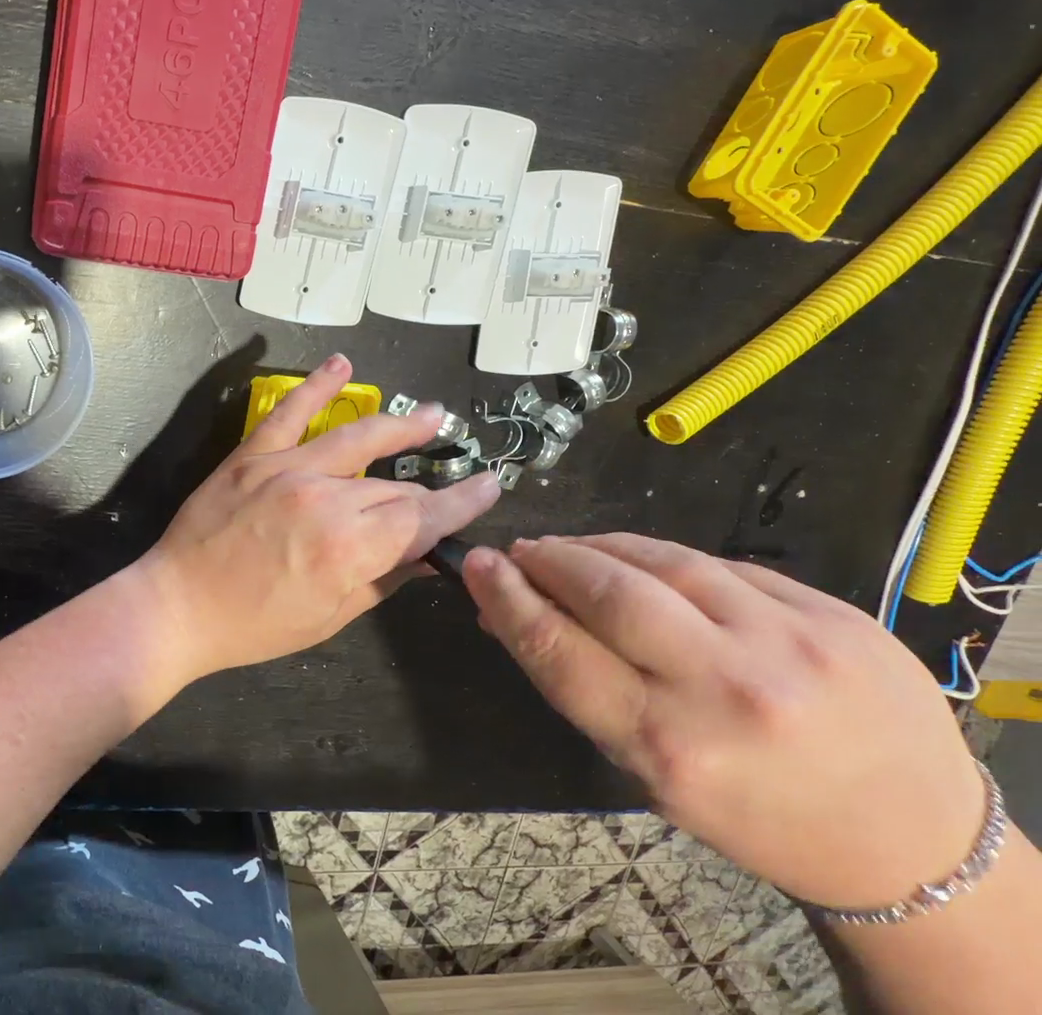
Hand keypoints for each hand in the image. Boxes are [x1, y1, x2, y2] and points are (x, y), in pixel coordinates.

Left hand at [135, 354, 500, 682]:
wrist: (177, 607)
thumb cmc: (255, 626)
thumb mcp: (330, 616)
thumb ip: (383, 580)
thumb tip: (427, 556)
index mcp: (351, 548)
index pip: (423, 518)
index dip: (461, 504)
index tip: (490, 486)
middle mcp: (326, 499)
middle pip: (392, 487)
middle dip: (425, 491)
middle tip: (450, 487)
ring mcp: (286, 471)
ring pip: (356, 440)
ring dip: (398, 426)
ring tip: (430, 416)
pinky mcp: (250, 457)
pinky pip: (288, 415)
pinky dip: (315, 388)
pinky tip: (342, 366)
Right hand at [463, 533, 983, 908]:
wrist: (910, 838)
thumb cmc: (754, 817)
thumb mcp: (649, 772)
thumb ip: (583, 687)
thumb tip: (511, 616)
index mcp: (670, 747)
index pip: (560, 651)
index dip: (507, 600)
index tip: (474, 565)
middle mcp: (728, 690)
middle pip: (610, 594)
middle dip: (551, 561)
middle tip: (520, 552)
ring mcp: (791, 645)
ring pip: (668, 564)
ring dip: (602, 548)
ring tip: (570, 549)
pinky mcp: (836, 615)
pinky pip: (725, 566)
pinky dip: (666, 560)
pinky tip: (644, 564)